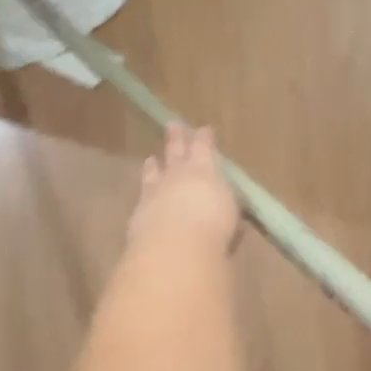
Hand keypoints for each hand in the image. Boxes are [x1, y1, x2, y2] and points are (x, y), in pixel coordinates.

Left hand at [127, 123, 240, 251]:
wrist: (175, 245)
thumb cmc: (214, 226)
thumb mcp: (230, 210)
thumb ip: (223, 200)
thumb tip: (221, 199)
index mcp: (204, 170)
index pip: (204, 148)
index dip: (204, 138)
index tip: (203, 129)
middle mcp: (177, 175)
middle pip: (176, 152)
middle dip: (176, 139)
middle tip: (172, 124)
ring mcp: (155, 191)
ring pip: (154, 172)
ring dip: (154, 165)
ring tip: (151, 158)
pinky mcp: (139, 211)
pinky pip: (143, 193)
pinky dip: (145, 189)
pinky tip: (143, 192)